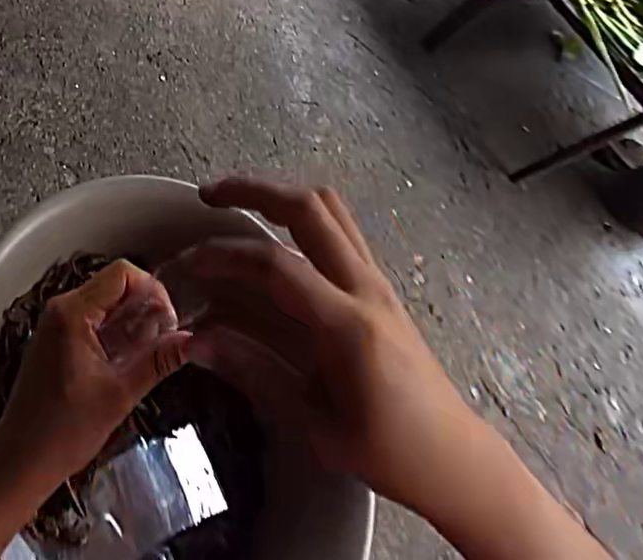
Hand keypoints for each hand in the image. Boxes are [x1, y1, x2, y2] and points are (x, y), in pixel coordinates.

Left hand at [0, 260, 192, 491]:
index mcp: (73, 313)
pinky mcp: (57, 339)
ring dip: (132, 320)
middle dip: (145, 306)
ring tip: (148, 352)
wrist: (17, 466)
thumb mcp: (119, 395)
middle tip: (163, 338)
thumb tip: (191, 341)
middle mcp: (61, 309)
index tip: (167, 321)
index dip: (152, 290)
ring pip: (106, 301)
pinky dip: (115, 331)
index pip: (122, 274)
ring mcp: (56, 323)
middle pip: (115, 284)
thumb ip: (158, 362)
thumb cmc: (62, 433)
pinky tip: (127, 359)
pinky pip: (94, 318)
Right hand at [161, 180, 474, 504]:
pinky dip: (302, 210)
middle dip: (254, 189)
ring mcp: (376, 276)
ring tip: (239, 196)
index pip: (278, 266)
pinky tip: (277, 224)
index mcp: (348, 326)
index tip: (192, 261)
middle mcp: (365, 286)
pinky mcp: (378, 279)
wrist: (451, 452)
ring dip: (280, 191)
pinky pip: (340, 224)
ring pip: (329, 205)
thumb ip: (253, 372)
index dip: (227, 256)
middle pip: (308, 208)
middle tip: (210, 194)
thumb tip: (196, 343)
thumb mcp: (313, 422)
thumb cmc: (386, 450)